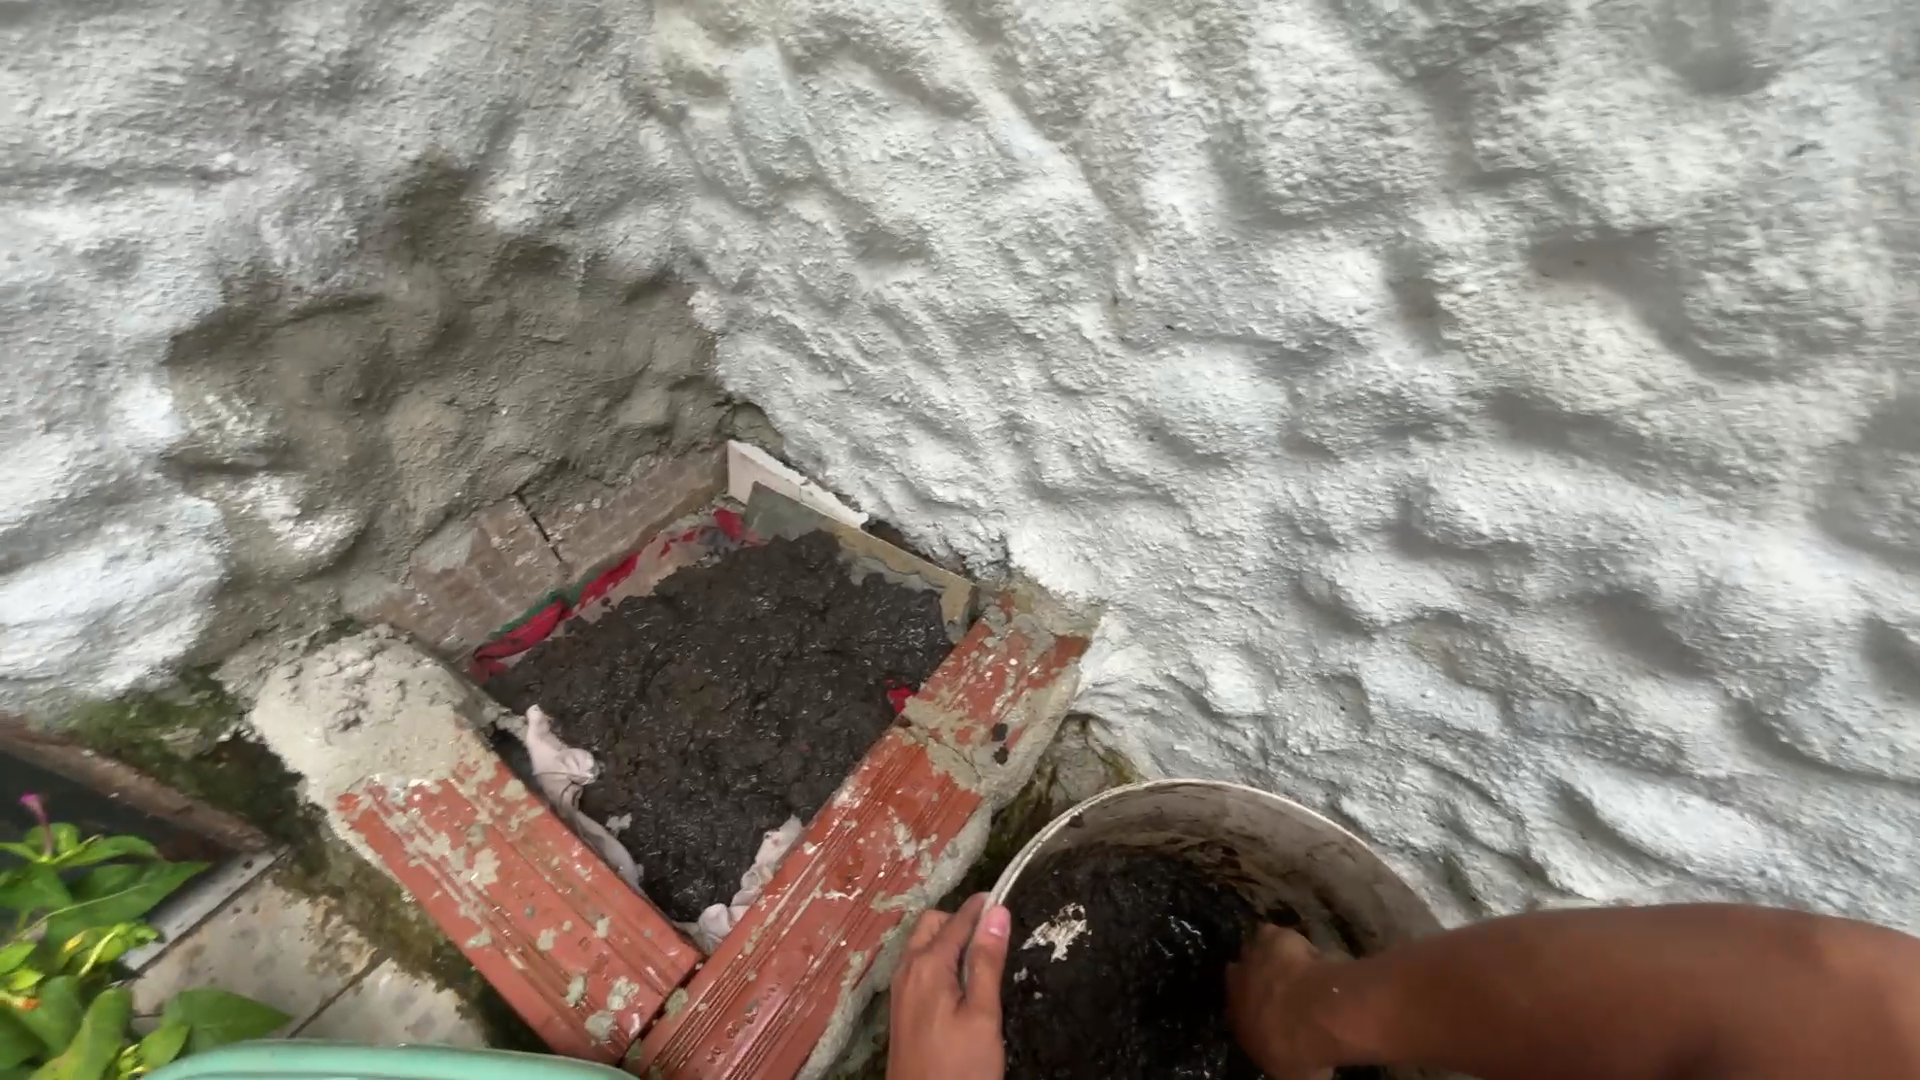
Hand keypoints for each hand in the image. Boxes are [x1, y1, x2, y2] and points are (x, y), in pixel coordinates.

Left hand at [887, 893, 1011, 1079]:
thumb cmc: (960, 1070)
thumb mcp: (983, 1016)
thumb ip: (987, 961)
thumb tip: (997, 911)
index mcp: (927, 965)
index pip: (957, 921)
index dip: (981, 907)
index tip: (1003, 896)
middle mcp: (907, 969)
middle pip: (933, 924)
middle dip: (960, 921)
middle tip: (992, 936)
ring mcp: (900, 990)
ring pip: (923, 944)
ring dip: (949, 940)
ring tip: (981, 960)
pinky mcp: (901, 1009)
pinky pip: (919, 966)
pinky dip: (940, 961)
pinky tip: (961, 984)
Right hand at [1227, 924, 1336, 1079]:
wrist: (1313, 1013)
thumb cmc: (1298, 1050)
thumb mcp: (1287, 1073)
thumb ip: (1278, 1061)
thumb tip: (1285, 1062)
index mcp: (1236, 1017)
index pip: (1237, 1010)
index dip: (1254, 1010)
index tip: (1273, 1015)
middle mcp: (1235, 981)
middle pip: (1240, 973)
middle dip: (1257, 978)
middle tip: (1285, 990)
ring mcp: (1251, 955)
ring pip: (1256, 950)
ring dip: (1272, 957)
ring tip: (1299, 970)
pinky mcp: (1270, 935)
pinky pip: (1278, 936)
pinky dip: (1290, 943)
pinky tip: (1310, 956)